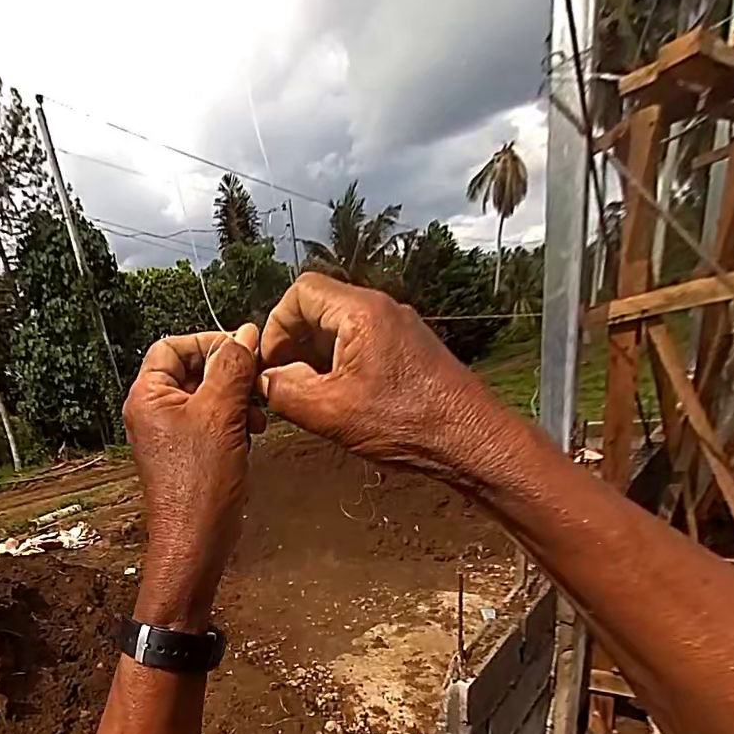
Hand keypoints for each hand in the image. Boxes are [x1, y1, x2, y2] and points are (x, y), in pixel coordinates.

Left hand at [123, 323, 264, 632]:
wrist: (196, 540)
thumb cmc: (200, 484)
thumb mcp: (221, 413)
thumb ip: (233, 367)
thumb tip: (246, 333)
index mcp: (148, 395)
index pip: (173, 345)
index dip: (209, 342)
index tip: (242, 351)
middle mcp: (154, 411)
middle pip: (192, 370)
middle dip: (228, 376)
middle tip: (255, 387)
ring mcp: (170, 434)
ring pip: (206, 397)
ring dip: (235, 400)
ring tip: (255, 417)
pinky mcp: (188, 454)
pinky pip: (211, 423)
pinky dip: (233, 422)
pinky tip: (249, 436)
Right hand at [256, 273, 505, 479]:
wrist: (471, 440)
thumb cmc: (407, 424)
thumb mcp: (330, 412)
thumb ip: (285, 391)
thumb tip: (262, 380)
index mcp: (361, 312)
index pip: (300, 293)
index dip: (276, 327)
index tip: (271, 364)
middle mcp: (382, 310)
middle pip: (319, 310)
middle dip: (293, 345)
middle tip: (282, 384)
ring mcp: (398, 329)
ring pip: (339, 330)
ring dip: (315, 359)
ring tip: (307, 397)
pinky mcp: (408, 350)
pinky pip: (361, 345)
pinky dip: (339, 366)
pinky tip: (337, 401)